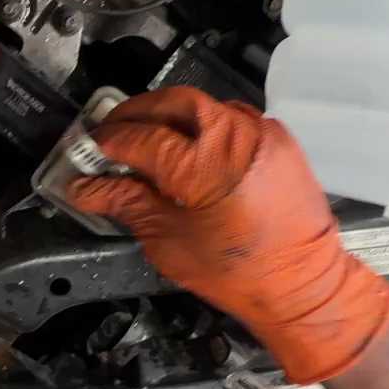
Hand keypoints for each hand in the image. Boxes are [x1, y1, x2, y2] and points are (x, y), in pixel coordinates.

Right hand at [69, 87, 388, 383]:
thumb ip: (126, 202)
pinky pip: (231, 117)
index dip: (109, 142)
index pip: (143, 138)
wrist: (303, 287)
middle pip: (173, 102)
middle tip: (111, 130)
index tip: (89, 151)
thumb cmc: (235, 273)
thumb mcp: (167, 240)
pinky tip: (187, 146)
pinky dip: (202, 124)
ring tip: (145, 136)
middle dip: (136, 111)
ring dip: (169, 113)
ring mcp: (261, 134)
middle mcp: (236, 138)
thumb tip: (84, 188)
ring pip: (204, 105)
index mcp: (206, 166)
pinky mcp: (278, 140)